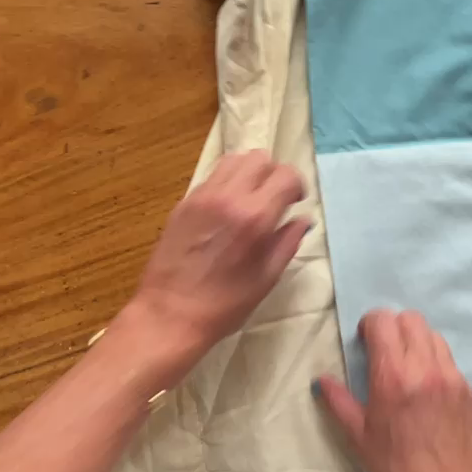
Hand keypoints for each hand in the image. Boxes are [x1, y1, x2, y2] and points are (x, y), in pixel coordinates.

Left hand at [124, 150, 309, 364]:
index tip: (295, 203)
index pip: (285, 175)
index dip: (297, 186)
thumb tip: (302, 220)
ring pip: (234, 160)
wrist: (169, 314)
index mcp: (254, 217)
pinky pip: (212, 177)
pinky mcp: (183, 203)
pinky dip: (227, 183)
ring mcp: (202, 196)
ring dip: (249, 173)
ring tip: (251, 200)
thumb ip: (287, 243)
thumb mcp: (266, 278)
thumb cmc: (223, 305)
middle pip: (259, 158)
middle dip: (273, 175)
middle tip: (274, 200)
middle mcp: (228, 197)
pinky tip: (227, 210)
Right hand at [316, 309, 471, 471]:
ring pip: (433, 335)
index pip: (383, 321)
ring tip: (405, 368)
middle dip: (392, 326)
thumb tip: (322, 380)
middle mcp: (426, 368)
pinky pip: (449, 361)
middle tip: (382, 351)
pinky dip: (434, 362)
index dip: (369, 324)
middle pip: (411, 319)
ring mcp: (453, 378)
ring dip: (415, 340)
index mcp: (394, 377)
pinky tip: (425, 391)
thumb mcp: (360, 439)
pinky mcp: (470, 391)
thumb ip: (340, 402)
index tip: (363, 341)